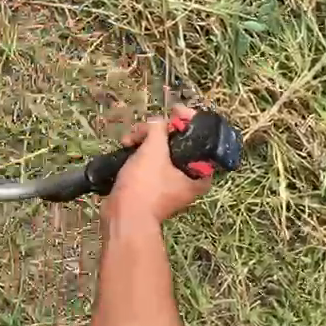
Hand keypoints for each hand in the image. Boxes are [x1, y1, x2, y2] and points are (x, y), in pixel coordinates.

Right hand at [105, 106, 210, 227]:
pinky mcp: (153, 185)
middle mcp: (189, 177)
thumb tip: (158, 122)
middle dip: (157, 131)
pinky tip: (126, 148)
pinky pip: (151, 160)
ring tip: (128, 141)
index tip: (173, 110)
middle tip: (141, 129)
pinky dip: (140, 152)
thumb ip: (159, 129)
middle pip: (178, 142)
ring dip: (144, 139)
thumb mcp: (154, 151)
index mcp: (200, 173)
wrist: (124, 215)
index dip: (188, 120)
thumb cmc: (144, 185)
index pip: (201, 138)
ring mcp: (171, 182)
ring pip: (162, 150)